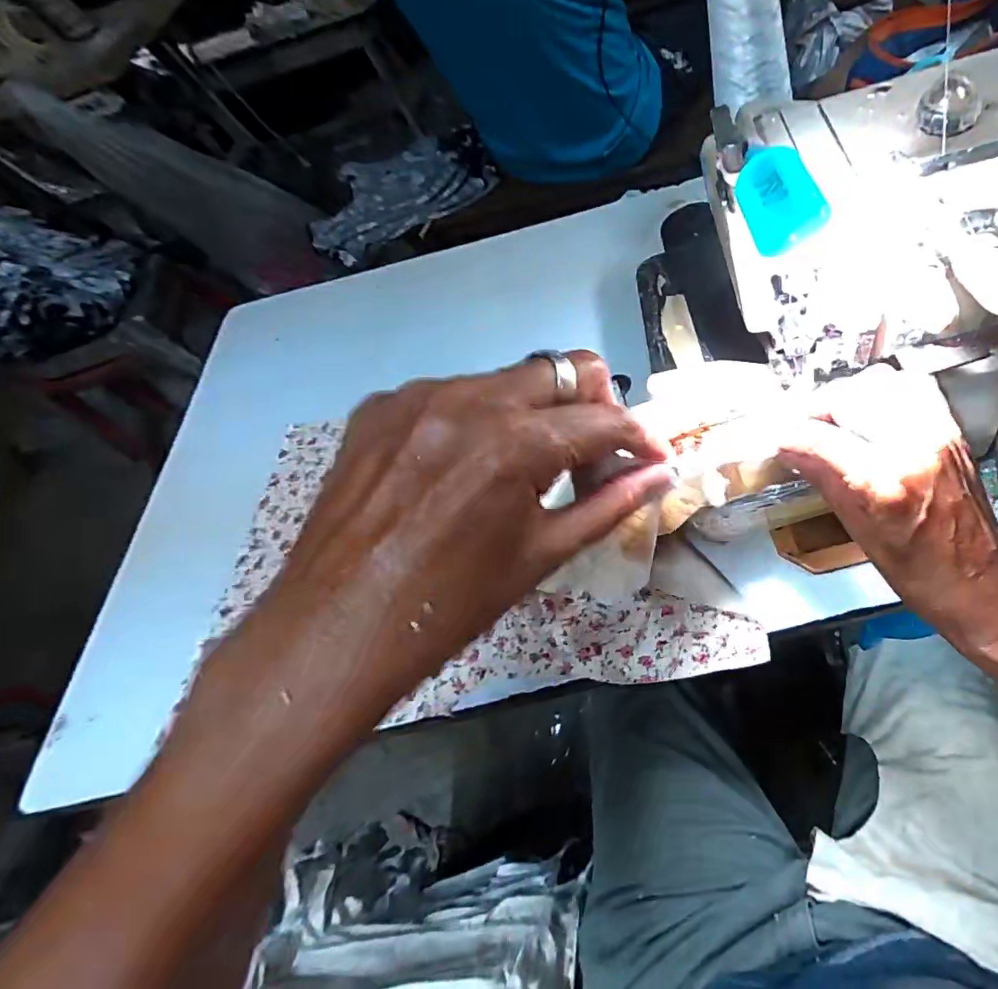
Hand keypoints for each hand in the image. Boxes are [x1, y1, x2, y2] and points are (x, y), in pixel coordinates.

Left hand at [194, 351, 671, 754]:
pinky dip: (478, 418)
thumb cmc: (453, 604)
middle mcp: (469, 399)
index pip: (604, 417)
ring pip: (507, 378)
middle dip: (593, 405)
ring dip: (535, 411)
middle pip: (562, 369)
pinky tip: (466, 465)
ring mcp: (418, 396)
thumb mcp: (543, 554)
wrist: (337, 627)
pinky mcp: (381, 405)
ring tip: (528, 463)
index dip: (639, 437)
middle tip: (594, 452)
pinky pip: (452, 393)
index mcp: (516, 443)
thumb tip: (660, 475)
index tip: (650, 457)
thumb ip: (610, 504)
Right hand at [777, 366, 997, 651]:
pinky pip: (909, 388)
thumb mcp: (860, 534)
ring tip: (833, 422)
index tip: (776, 439)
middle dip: (816, 409)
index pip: (820, 437)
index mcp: (887, 486)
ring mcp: (938, 434)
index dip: (789, 434)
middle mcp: (916, 449)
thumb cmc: (925, 577)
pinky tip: (868, 416)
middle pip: (849, 397)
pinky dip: (880, 393)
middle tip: (800, 430)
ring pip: (878, 383)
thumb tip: (790, 447)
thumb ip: (824, 479)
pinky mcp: (951, 430)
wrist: (982, 586)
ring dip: (847, 397)